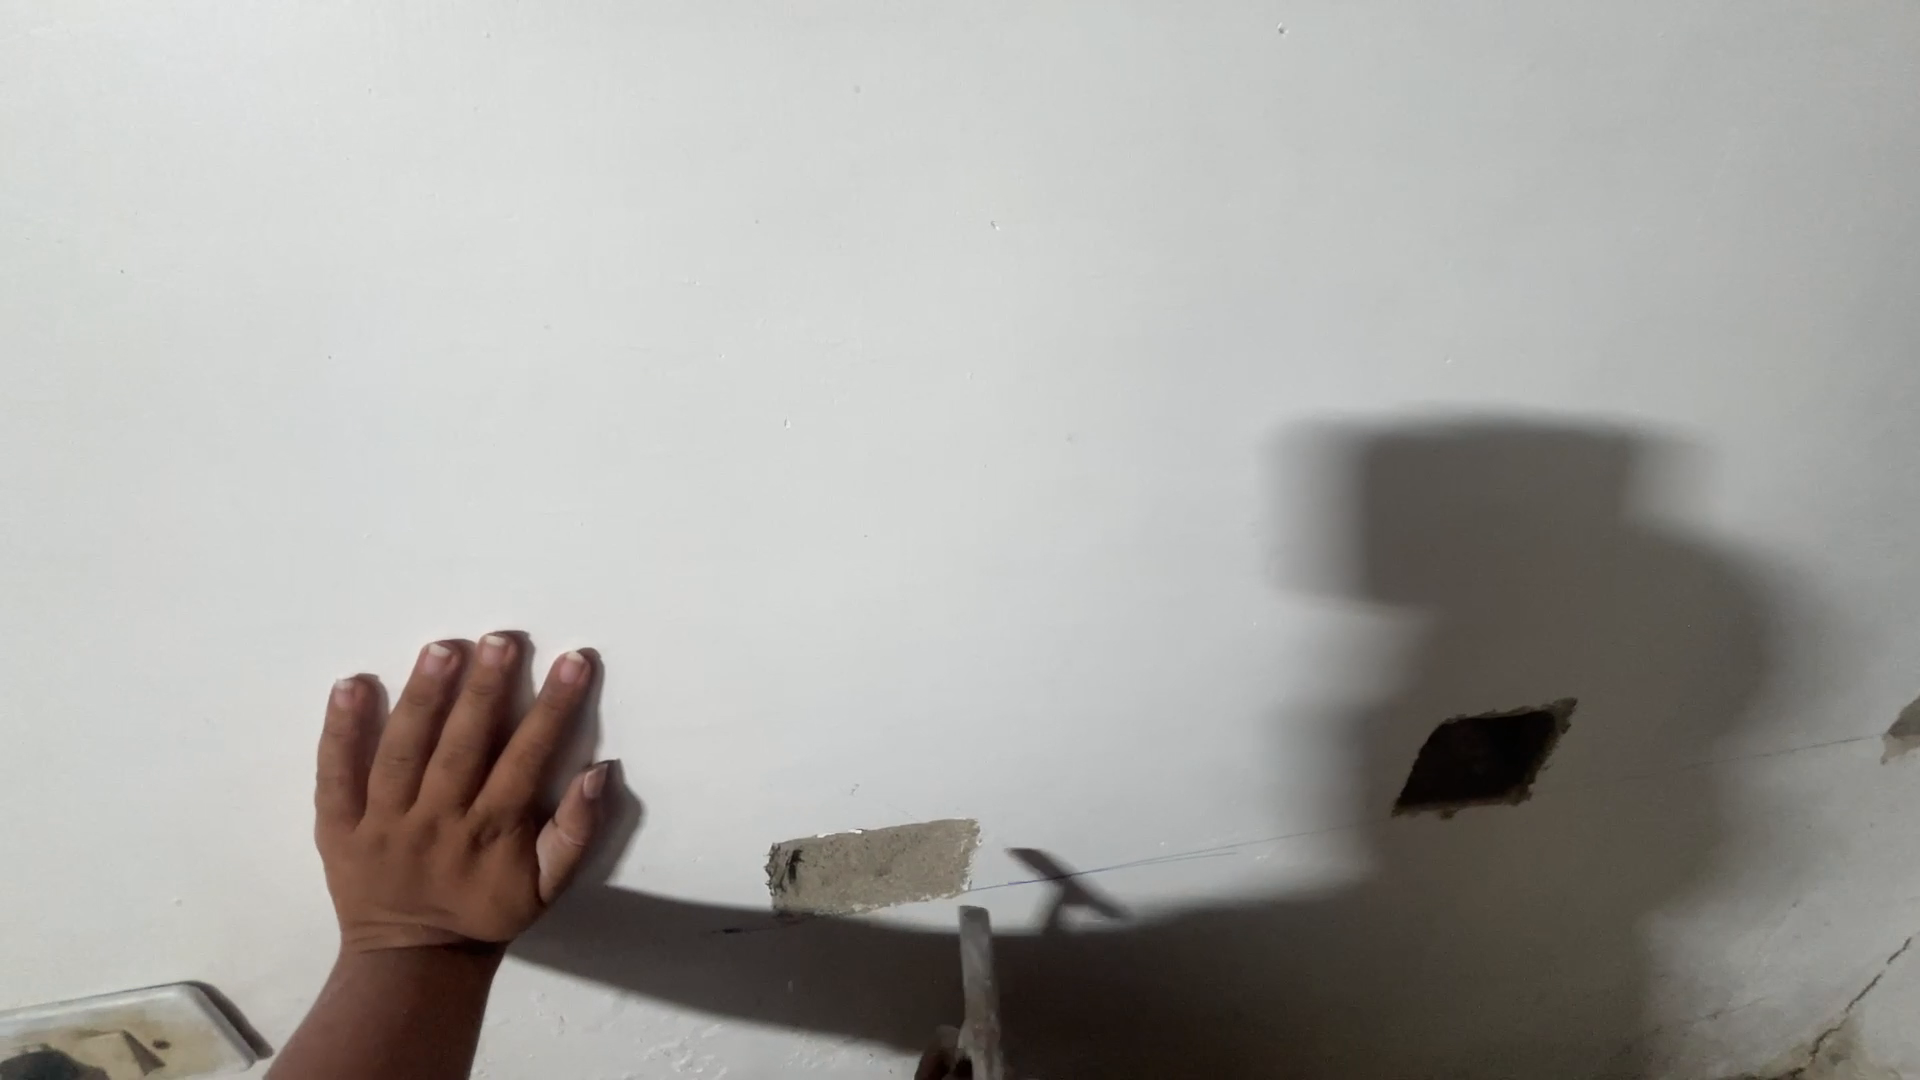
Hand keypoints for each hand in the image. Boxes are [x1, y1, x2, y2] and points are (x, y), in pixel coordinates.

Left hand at [314, 635, 609, 952]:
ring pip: (403, 750)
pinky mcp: (337, 827)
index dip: (554, 705)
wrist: (411, 960)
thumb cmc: (492, 911)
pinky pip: (335, 775)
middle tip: (502, 638)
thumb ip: (578, 830)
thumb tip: (600, 770)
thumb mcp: (550, 883)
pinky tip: (352, 684)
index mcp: (492, 829)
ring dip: (422, 696)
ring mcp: (382, 822)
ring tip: (442, 647)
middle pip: (462, 744)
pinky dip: (340, 730)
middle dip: (485, 687)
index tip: (574, 660)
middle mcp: (437, 819)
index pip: (528, 755)